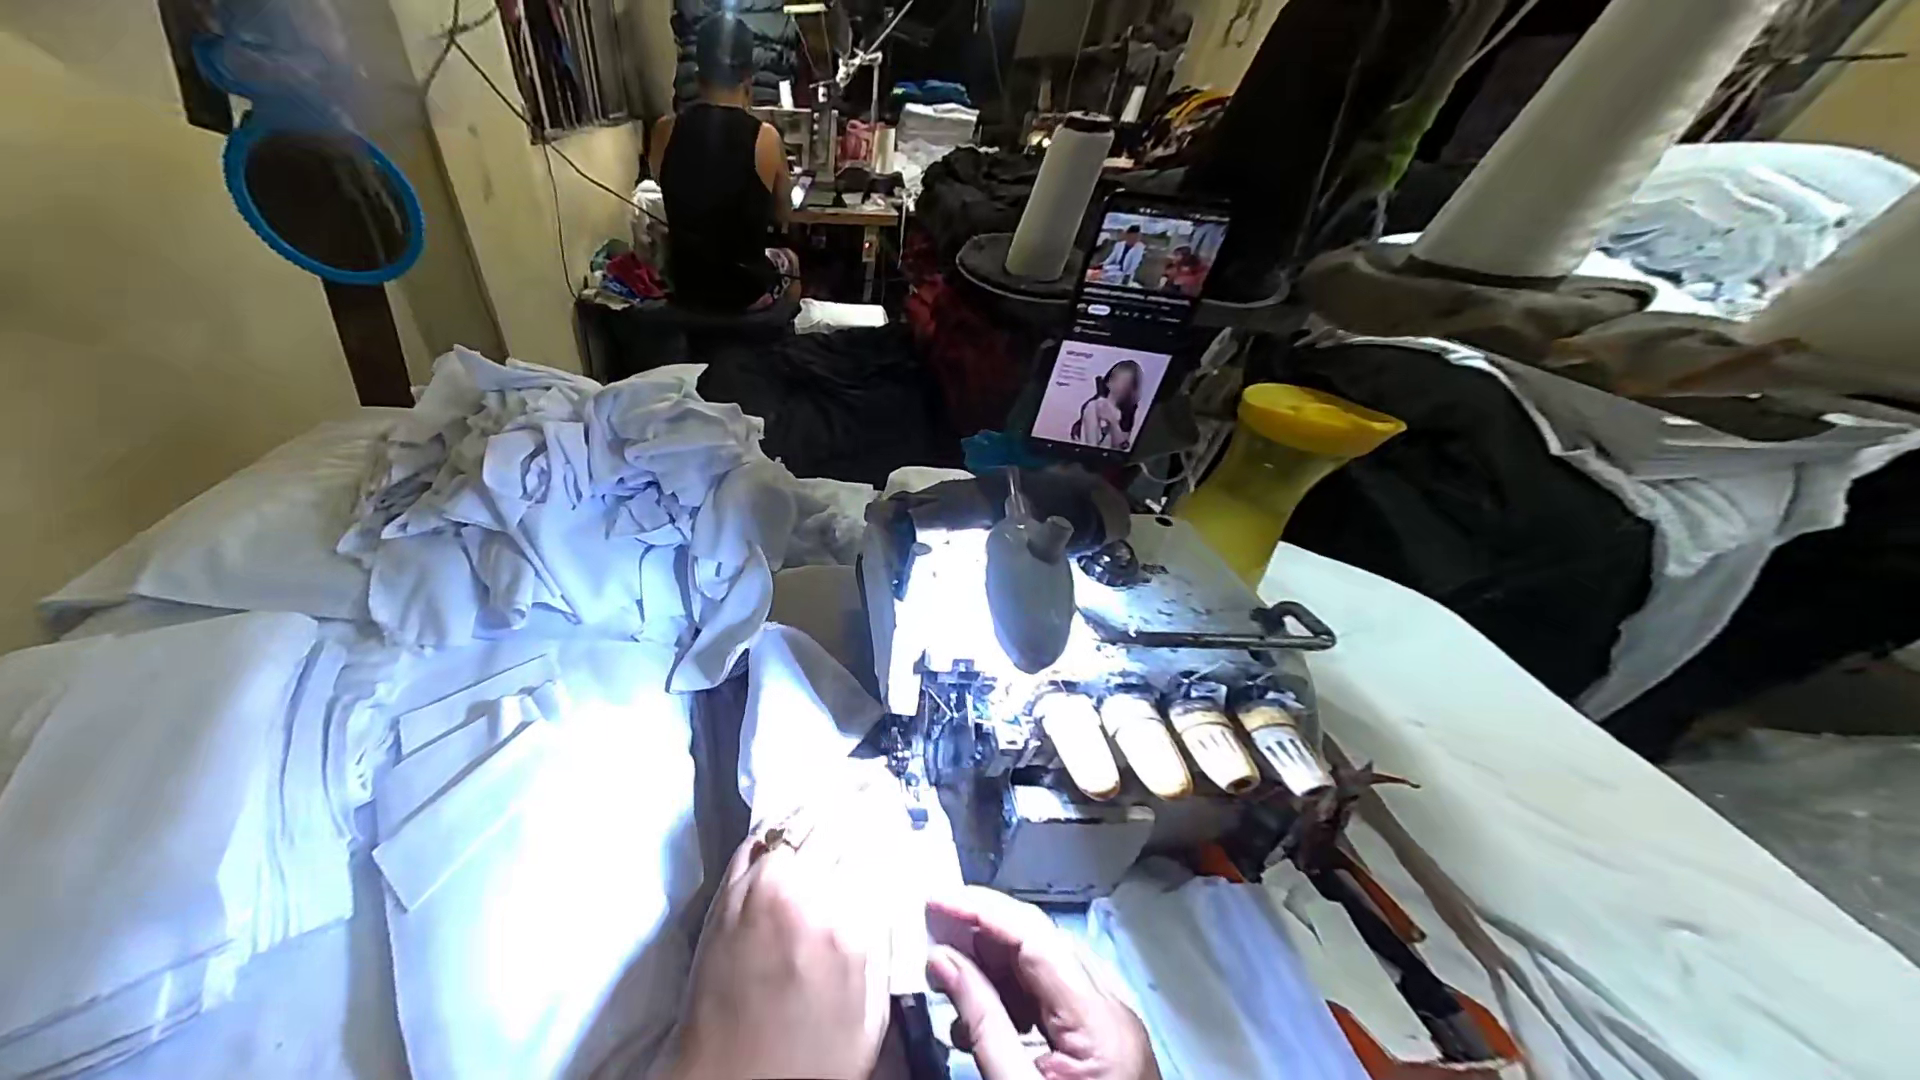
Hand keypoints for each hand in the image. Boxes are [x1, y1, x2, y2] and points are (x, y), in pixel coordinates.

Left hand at [659, 791, 896, 1079]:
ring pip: (801, 820)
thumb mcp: (871, 1016)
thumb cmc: (808, 1063)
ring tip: (848, 778)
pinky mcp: (728, 892)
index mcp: (847, 928)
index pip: (876, 850)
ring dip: (828, 796)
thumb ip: (887, 946)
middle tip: (879, 777)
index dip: (889, 822)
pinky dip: (785, 815)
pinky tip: (801, 805)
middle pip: (841, 824)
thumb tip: (893, 891)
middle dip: (865, 795)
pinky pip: (761, 836)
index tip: (898, 807)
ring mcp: (760, 889)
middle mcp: (804, 895)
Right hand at [928, 887, 1159, 1079]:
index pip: (1035, 937)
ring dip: (996, 961)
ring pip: (1047, 963)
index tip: (936, 899)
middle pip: (1042, 942)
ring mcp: (1112, 1020)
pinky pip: (1054, 994)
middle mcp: (1113, 1006)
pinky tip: (979, 1011)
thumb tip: (941, 958)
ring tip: (949, 972)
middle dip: (985, 929)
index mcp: (1099, 1021)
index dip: (982, 909)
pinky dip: (1014, 992)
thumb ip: (980, 1019)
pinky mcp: (1103, 1036)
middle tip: (935, 926)